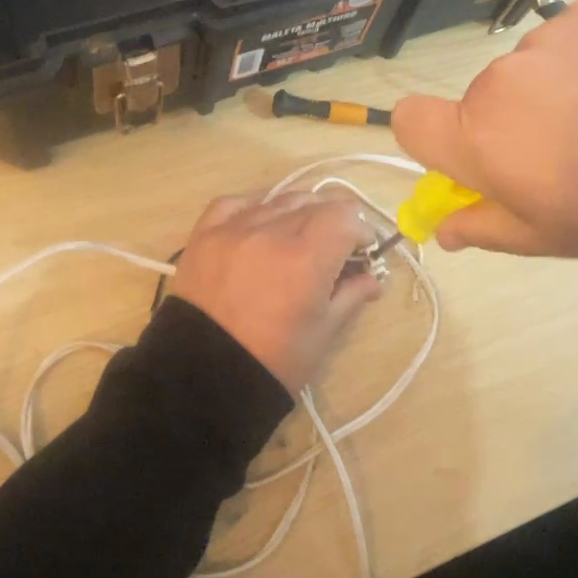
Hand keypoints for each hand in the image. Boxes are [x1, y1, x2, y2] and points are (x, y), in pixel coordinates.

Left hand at [171, 192, 382, 392]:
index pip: (344, 215)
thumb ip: (351, 295)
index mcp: (306, 258)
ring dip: (296, 214)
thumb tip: (373, 278)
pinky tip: (259, 224)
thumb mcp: (323, 333)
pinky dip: (253, 208)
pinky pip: (235, 203)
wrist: (204, 377)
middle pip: (313, 203)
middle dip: (331, 222)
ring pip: (277, 200)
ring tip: (295, 239)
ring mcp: (233, 229)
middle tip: (332, 249)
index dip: (359, 231)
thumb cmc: (273, 361)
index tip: (360, 251)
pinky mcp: (203, 233)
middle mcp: (271, 231)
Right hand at [391, 0, 577, 257]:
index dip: (432, 140)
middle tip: (569, 151)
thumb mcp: (551, 237)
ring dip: (549, 91)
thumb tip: (442, 228)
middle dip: (508, 124)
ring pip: (523, 71)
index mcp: (478, 138)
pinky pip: (562, 40)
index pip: (407, 119)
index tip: (473, 158)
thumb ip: (483, 226)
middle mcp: (495, 82)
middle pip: (477, 101)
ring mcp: (539, 41)